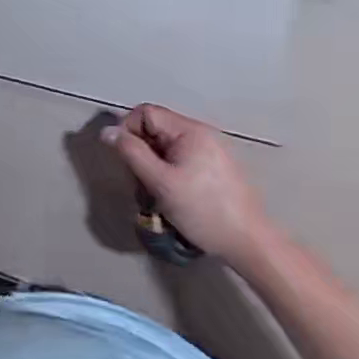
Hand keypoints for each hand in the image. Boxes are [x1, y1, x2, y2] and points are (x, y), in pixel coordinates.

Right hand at [108, 104, 273, 261]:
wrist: (252, 245)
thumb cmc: (204, 210)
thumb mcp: (160, 181)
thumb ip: (131, 152)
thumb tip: (107, 132)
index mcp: (191, 130)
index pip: (145, 112)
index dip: (128, 130)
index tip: (127, 159)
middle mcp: (203, 134)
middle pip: (156, 128)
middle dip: (141, 151)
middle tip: (141, 180)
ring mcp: (213, 151)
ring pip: (167, 146)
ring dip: (154, 164)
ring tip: (157, 192)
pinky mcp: (218, 168)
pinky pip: (182, 158)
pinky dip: (170, 171)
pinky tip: (173, 195)